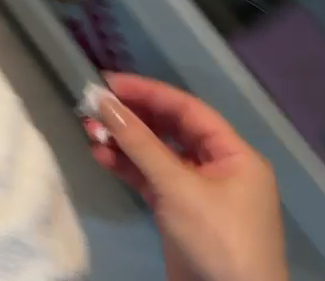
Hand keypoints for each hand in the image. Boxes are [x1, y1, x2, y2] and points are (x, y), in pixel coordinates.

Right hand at [88, 73, 288, 280]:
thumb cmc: (218, 241)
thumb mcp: (178, 188)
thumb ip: (139, 142)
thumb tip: (103, 101)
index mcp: (234, 155)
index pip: (186, 109)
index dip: (147, 92)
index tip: (108, 83)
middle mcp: (218, 166)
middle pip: (169, 128)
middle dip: (131, 118)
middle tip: (93, 107)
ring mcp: (198, 190)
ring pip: (156, 153)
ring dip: (124, 142)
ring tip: (90, 132)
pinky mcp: (179, 211)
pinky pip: (150, 177)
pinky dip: (127, 166)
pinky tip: (101, 157)